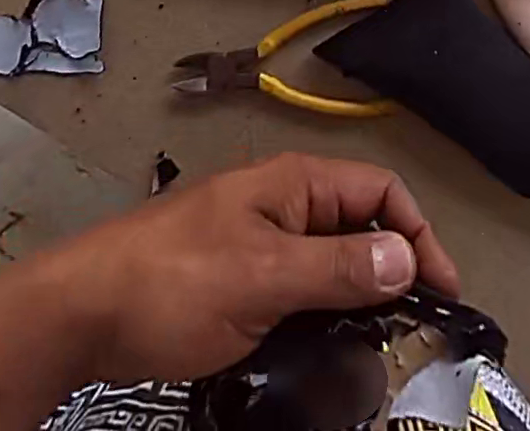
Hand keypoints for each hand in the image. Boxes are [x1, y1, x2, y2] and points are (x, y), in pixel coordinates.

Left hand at [35, 153, 459, 384]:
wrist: (88, 308)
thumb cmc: (176, 280)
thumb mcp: (263, 275)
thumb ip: (337, 267)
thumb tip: (406, 258)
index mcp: (295, 183)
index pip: (378, 191)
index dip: (416, 232)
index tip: (441, 292)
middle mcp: (286, 202)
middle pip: (361, 224)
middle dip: (395, 267)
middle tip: (418, 329)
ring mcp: (265, 240)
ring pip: (335, 259)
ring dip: (364, 295)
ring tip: (386, 345)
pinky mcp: (248, 275)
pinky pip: (306, 286)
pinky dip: (331, 310)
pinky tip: (337, 347)